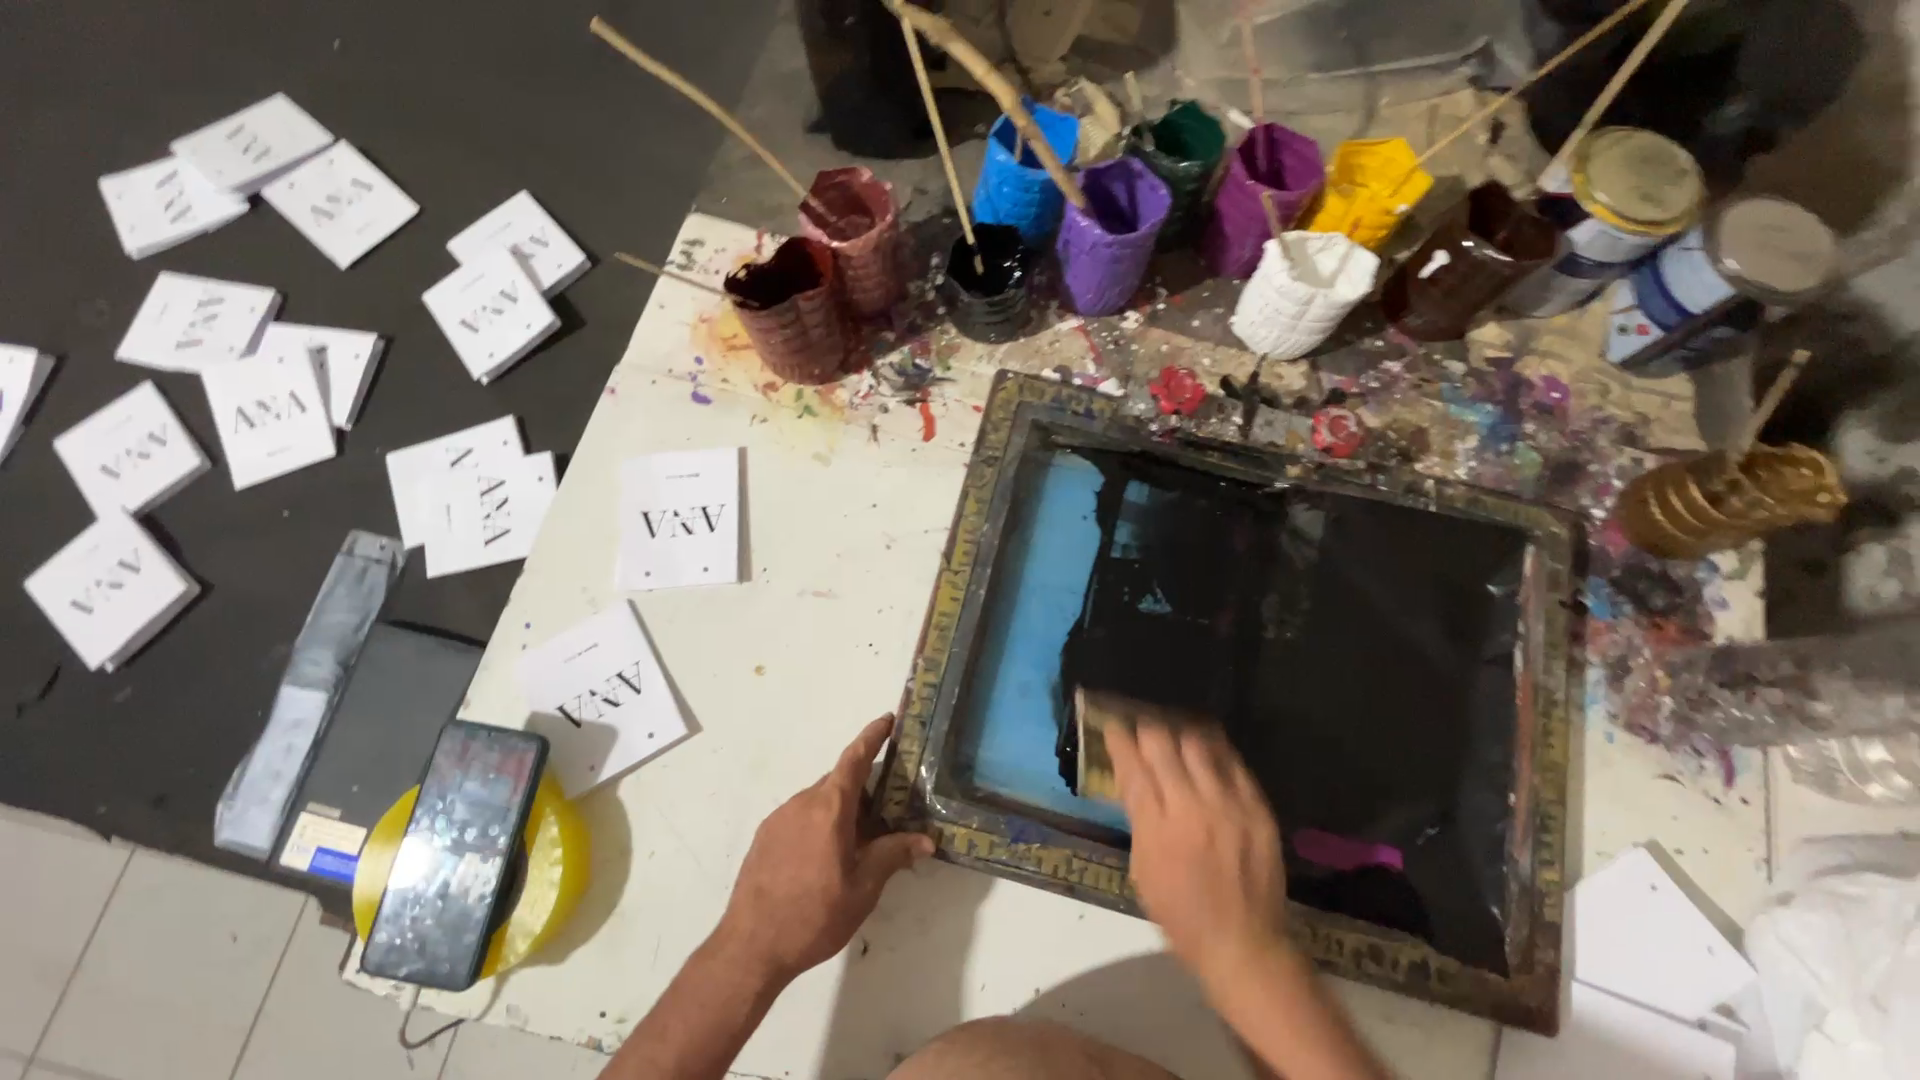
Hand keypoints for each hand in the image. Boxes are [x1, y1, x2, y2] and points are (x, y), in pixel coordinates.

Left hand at [713, 714, 933, 982]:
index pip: (854, 759)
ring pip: (819, 801)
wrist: (750, 947)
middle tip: (890, 804)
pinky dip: (820, 823)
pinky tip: (828, 856)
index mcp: (829, 809)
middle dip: (863, 786)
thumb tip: (925, 839)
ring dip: (841, 810)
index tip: (887, 719)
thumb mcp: (862, 888)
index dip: (872, 736)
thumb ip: (892, 855)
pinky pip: (800, 817)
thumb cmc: (813, 915)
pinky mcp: (765, 838)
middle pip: (838, 782)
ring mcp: (779, 819)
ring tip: (861, 839)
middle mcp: (801, 804)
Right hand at [1105, 722, 1288, 984]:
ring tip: (1174, 729)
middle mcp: (1192, 808)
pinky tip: (1208, 747)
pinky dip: (1216, 751)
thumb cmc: (1181, 915)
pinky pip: (1234, 764)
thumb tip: (1134, 781)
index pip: (1133, 768)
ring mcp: (1229, 806)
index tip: (1114, 726)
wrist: (1243, 943)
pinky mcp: (1258, 809)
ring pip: (1199, 746)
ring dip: (1181, 733)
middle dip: (1147, 729)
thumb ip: (1139, 820)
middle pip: (1164, 746)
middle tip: (1142, 724)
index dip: (1119, 741)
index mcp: (1157, 828)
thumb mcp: (1142, 869)